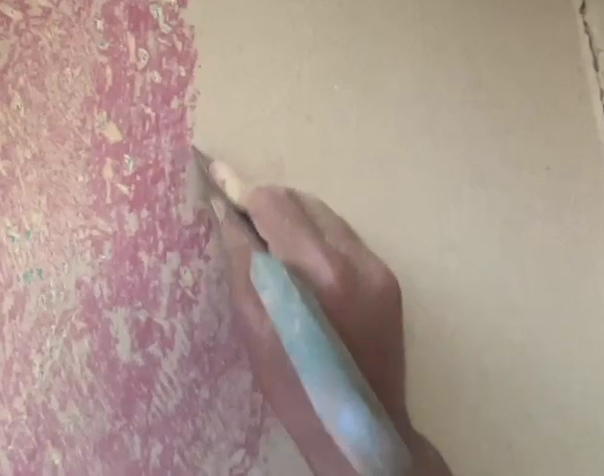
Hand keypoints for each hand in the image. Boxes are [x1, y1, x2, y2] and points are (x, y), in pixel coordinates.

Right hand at [211, 167, 451, 475]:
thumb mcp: (251, 321)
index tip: (216, 171)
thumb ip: (240, 256)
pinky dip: (314, 235)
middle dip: (264, 202)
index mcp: (317, 272)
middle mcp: (354, 259)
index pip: (273, 203)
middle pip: (299, 200)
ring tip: (268, 242)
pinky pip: (341, 234)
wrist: (360, 432)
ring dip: (290, 216)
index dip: (241, 187)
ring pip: (322, 212)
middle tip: (238, 218)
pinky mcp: (387, 278)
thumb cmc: (293, 384)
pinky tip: (300, 261)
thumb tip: (225, 209)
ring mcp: (376, 267)